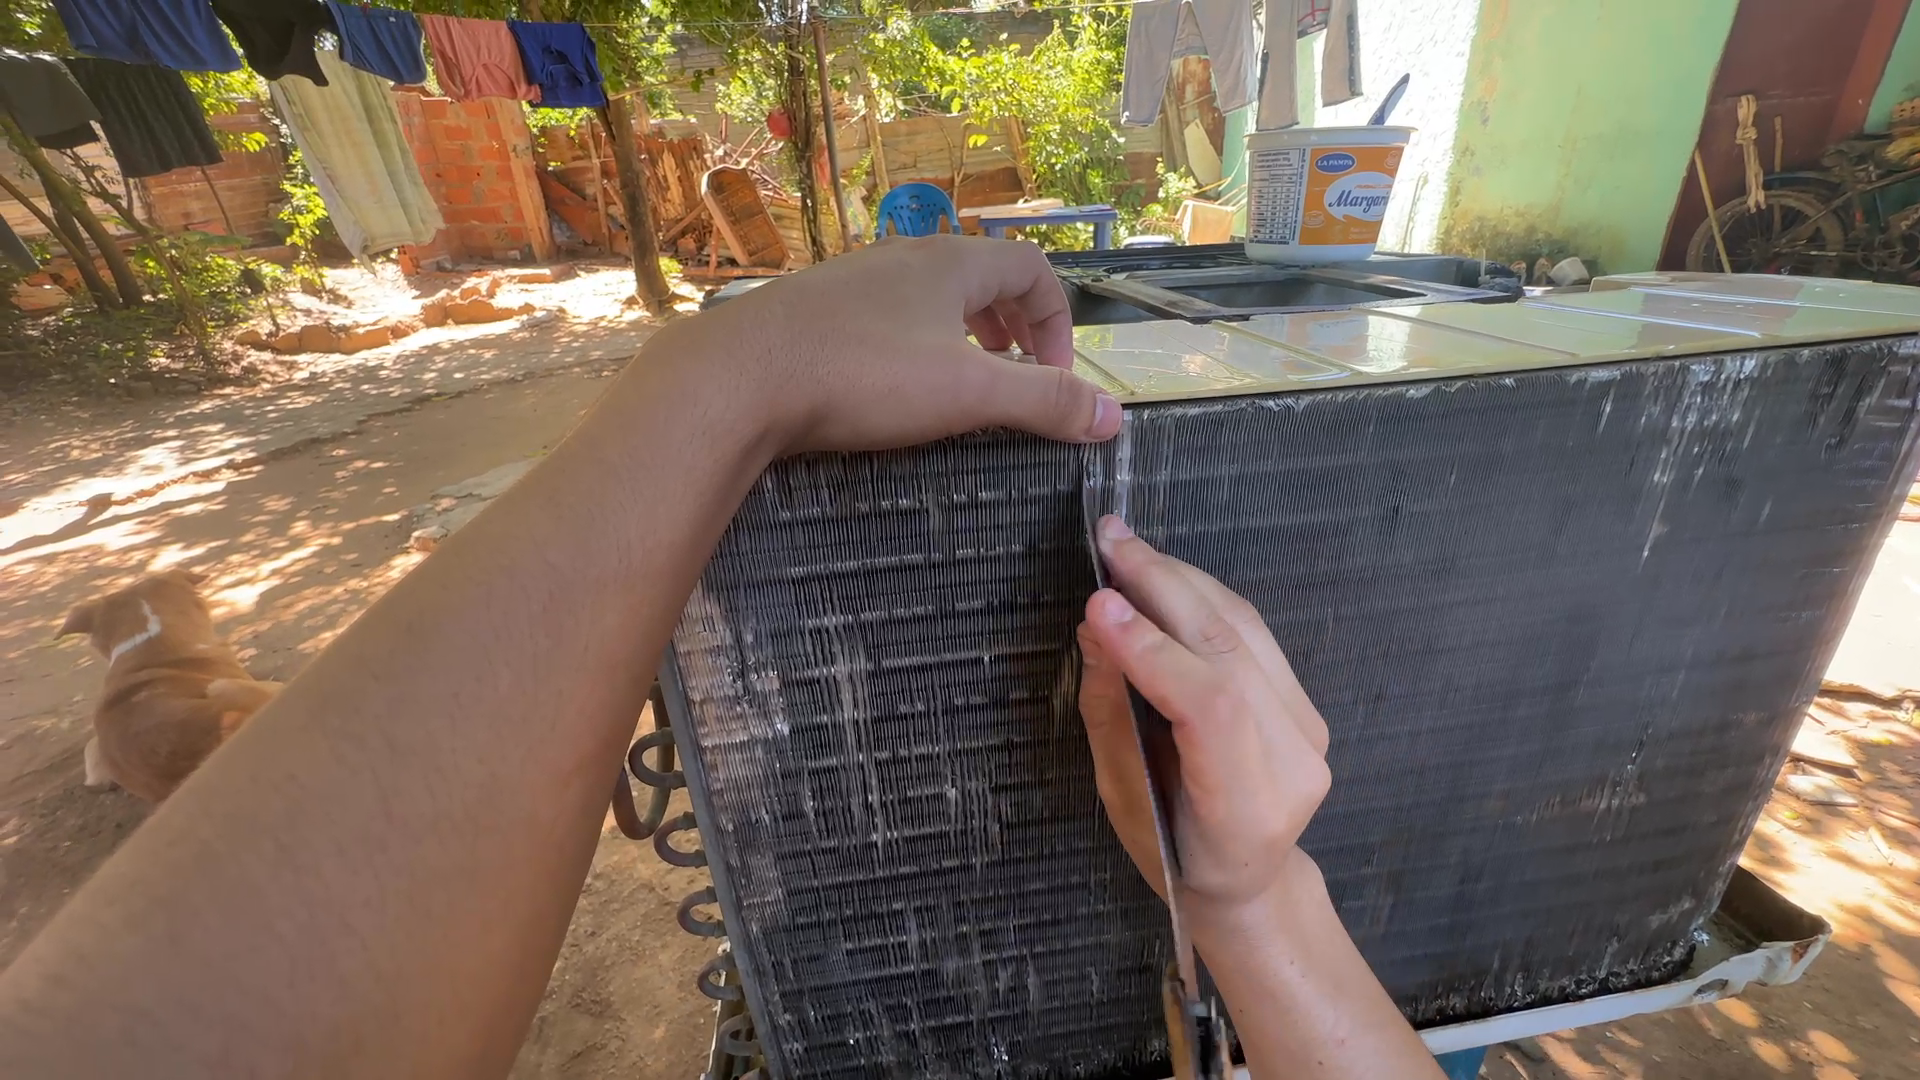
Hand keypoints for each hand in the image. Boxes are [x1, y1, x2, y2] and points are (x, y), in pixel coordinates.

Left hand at [651, 234, 1120, 454]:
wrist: (739, 378)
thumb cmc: (865, 376)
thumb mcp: (968, 393)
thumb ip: (1044, 401)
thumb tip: (1115, 419)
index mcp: (951, 263)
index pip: (1032, 270)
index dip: (1057, 322)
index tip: (1054, 378)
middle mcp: (904, 259)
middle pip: (982, 277)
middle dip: (1014, 326)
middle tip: (1019, 374)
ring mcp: (854, 282)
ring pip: (930, 297)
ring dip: (963, 336)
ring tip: (965, 380)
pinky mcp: (815, 312)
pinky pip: (885, 318)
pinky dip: (913, 347)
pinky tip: (894, 387)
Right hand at [1076, 515, 1331, 919]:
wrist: (1248, 873)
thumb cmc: (1170, 847)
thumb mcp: (1121, 794)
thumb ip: (1109, 711)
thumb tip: (1095, 627)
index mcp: (1246, 807)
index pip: (1210, 708)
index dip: (1152, 648)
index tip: (1098, 603)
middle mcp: (1294, 760)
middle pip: (1230, 649)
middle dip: (1161, 584)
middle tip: (1108, 538)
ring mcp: (1308, 725)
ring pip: (1243, 626)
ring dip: (1179, 576)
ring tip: (1126, 545)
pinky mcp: (1303, 699)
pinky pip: (1251, 629)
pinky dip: (1201, 592)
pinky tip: (1163, 572)